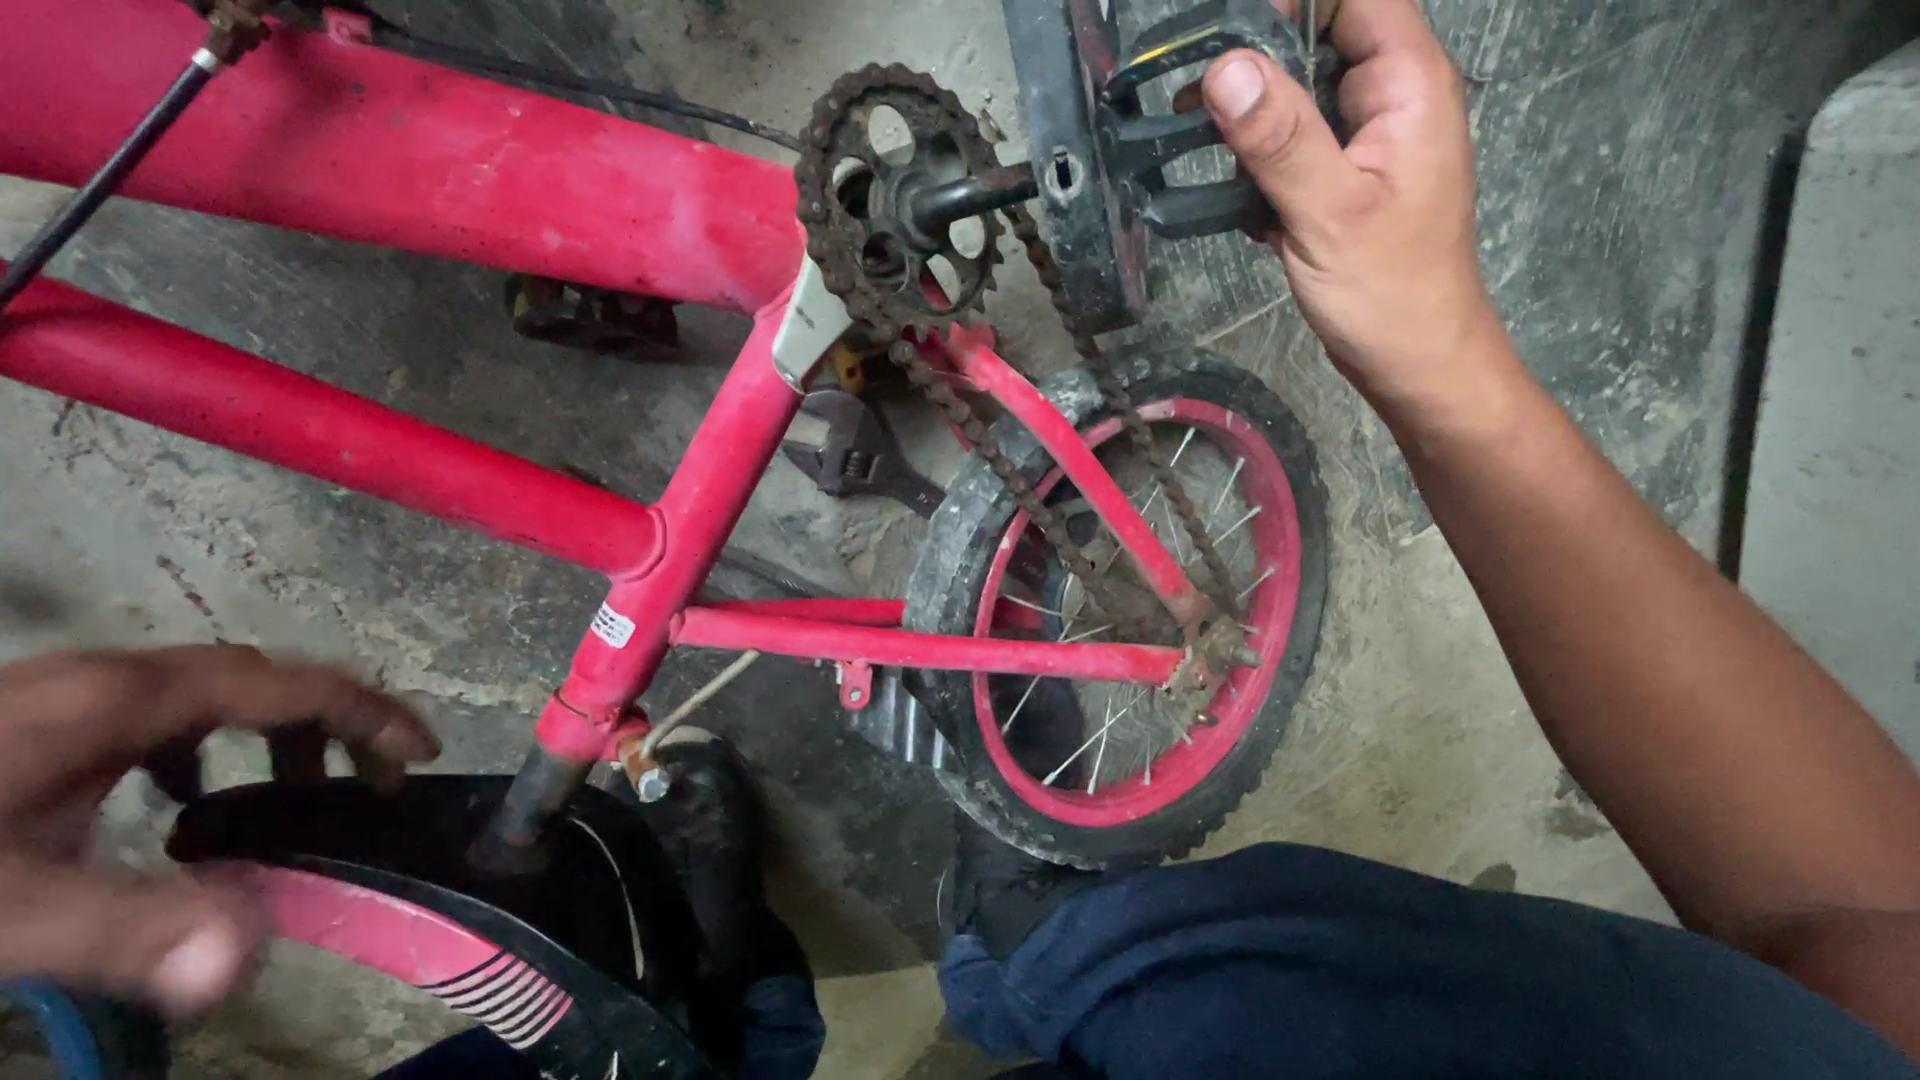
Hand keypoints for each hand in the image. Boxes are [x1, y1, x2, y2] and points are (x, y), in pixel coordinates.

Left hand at [0, 646, 437, 1014]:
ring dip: (271, 734)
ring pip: (211, 693)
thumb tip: (247, 960)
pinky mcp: (38, 719)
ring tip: (287, 794)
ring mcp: (67, 695)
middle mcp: (108, 680)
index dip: (371, 714)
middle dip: (334, 724)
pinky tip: (176, 799)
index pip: (291, 685)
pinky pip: (159, 716)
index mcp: (122, 702)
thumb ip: (122, 928)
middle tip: (370, 785)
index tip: (421, 755)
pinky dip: (204, 748)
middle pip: (262, 678)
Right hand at [1203, 0, 1501, 418]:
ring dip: (1250, 112)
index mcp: (1408, 86)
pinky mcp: (1342, 180)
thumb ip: (1280, 139)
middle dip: (1256, 58)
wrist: (1411, 360)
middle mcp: (1390, 100)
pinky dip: (1257, 156)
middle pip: (1321, 41)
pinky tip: (1224, 181)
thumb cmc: (1386, 290)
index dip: (1291, 4)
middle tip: (1191, 89)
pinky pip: (1294, 145)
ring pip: (1301, 96)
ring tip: (1190, 129)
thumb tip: (1225, 68)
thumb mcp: (1329, 211)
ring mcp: (1365, 142)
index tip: (1225, 32)